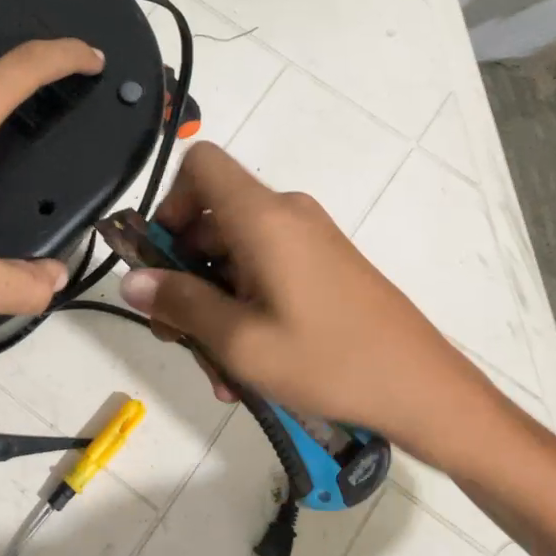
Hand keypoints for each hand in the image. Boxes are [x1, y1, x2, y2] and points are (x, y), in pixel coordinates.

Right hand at [117, 144, 499, 465]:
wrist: (424, 390)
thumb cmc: (329, 361)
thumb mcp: (239, 341)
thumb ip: (179, 304)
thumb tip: (130, 280)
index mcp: (263, 217)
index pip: (201, 165)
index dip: (169, 203)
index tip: (161, 260)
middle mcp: (285, 216)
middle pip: (210, 221)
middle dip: (183, 277)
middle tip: (177, 336)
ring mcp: (307, 242)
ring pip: (233, 258)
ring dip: (212, 307)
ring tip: (217, 369)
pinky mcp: (322, 268)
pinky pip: (263, 275)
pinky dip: (244, 311)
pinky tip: (246, 367)